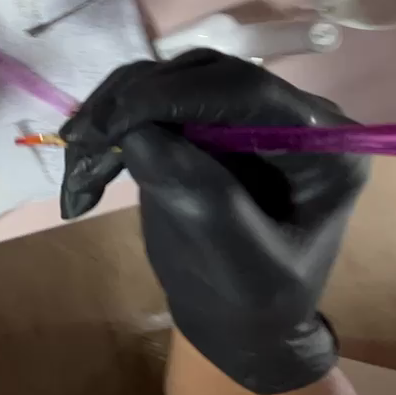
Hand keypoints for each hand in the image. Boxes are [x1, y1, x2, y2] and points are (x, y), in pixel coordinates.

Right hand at [57, 51, 369, 394]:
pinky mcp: (193, 129)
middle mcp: (281, 117)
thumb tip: (138, 133)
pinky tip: (84, 167)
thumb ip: (199, 195)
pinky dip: (104, 130)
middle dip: (128, 102)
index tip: (104, 128)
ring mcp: (234, 120)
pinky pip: (140, 105)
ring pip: (159, 82)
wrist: (235, 320)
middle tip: (77, 144)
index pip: (242, 89)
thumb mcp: (236, 261)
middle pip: (195, 74)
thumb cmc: (249, 301)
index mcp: (319, 143)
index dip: (168, 96)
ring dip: (106, 116)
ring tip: (76, 165)